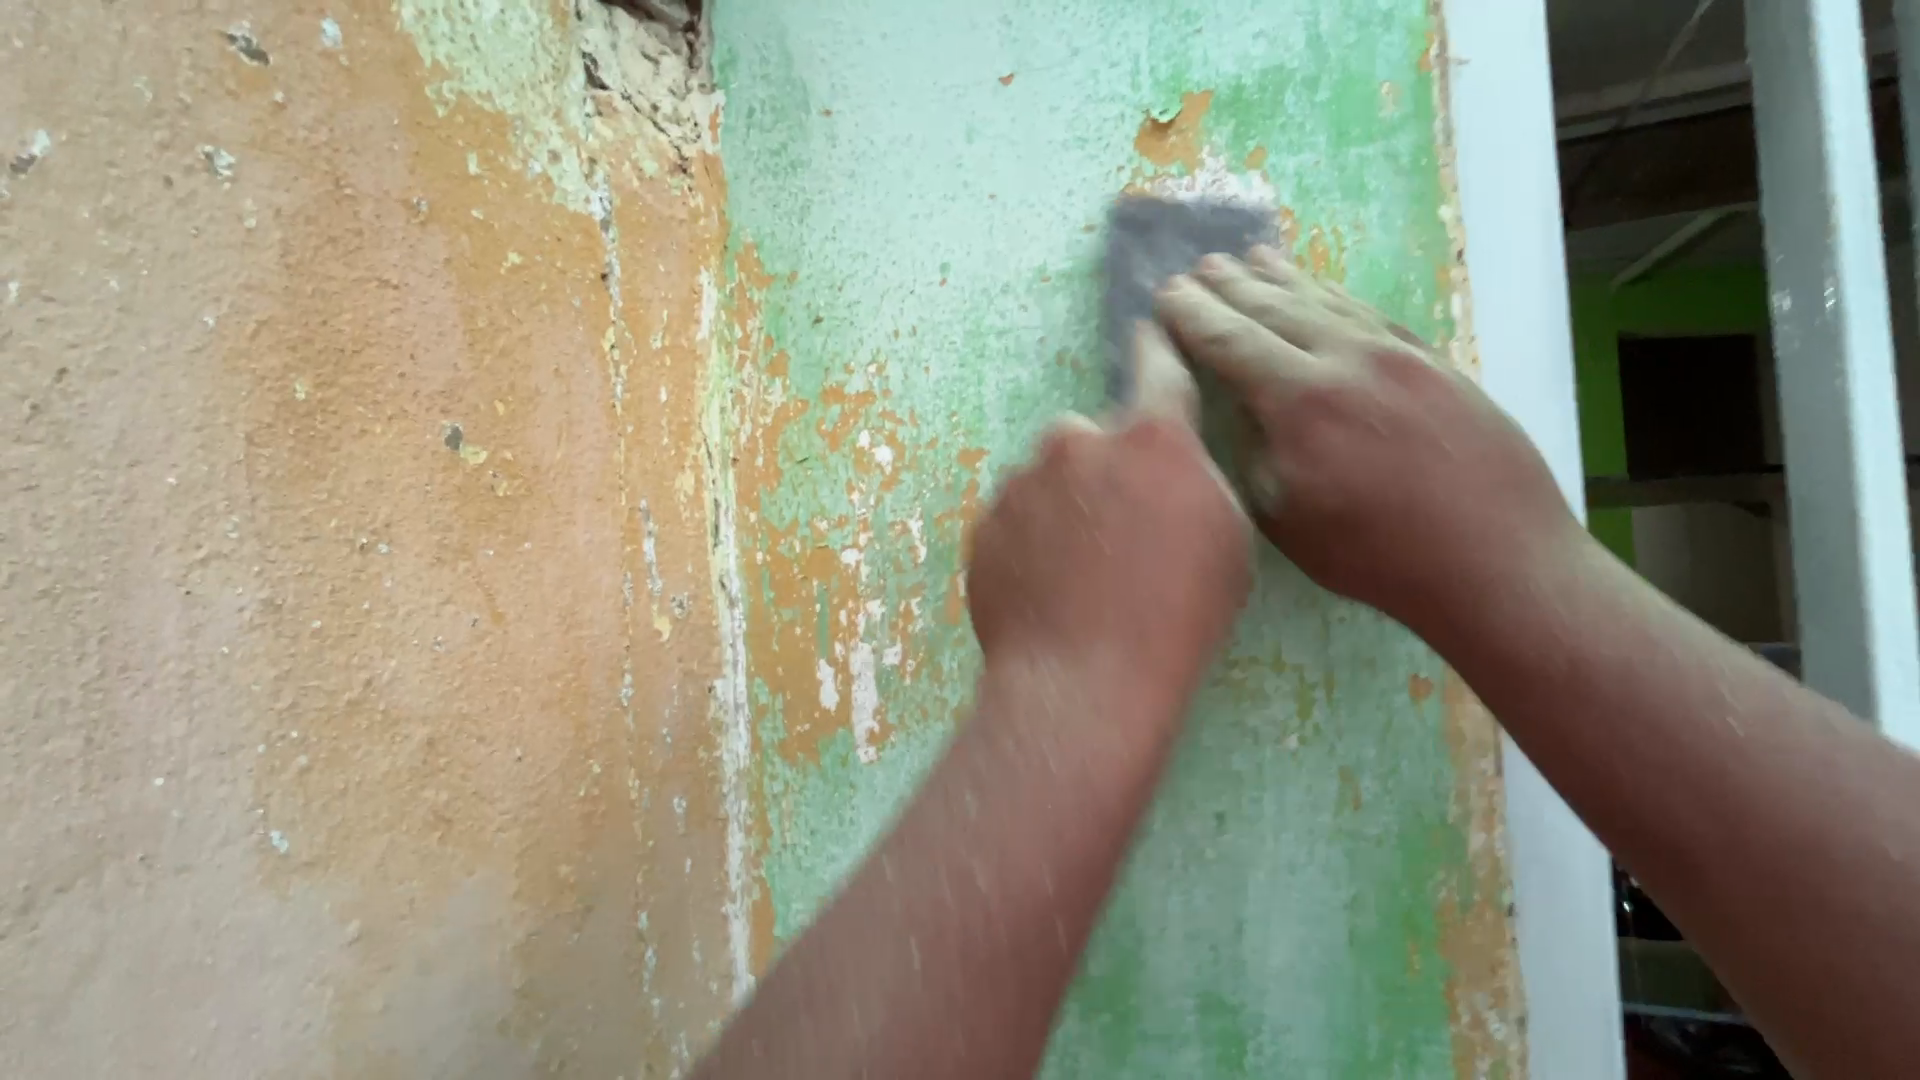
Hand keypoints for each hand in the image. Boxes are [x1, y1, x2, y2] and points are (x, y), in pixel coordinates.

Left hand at [967, 325, 1252, 717]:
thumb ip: (1196, 475)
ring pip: (1048, 477)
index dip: (1156, 346)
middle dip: (1105, 466)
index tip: (1148, 327)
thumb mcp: (1225, 539)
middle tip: (1117, 530)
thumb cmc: (1176, 616)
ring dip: (1064, 503)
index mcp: (1150, 440)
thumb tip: (1168, 457)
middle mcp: (1078, 443)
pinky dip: (1030, 535)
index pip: (1157, 368)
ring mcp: (1022, 482)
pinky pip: (1015, 514)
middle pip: (1093, 435)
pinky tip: (1046, 582)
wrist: (1083, 680)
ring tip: (1078, 567)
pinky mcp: (985, 522)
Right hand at [1153, 248, 1576, 629]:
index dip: (1193, 316)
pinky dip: (1334, 295)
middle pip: (1275, 308)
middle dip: (1230, 286)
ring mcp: (1398, 354)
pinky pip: (1369, 313)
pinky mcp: (1434, 362)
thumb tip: (1242, 407)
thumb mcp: (1282, 515)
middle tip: (1198, 267)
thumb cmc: (1372, 551)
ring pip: (1326, 301)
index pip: (1230, 341)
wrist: (1495, 558)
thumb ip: (1252, 449)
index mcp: (1301, 398)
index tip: (1165, 295)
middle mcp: (1348, 358)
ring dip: (1282, 278)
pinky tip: (1322, 290)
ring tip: (1252, 258)